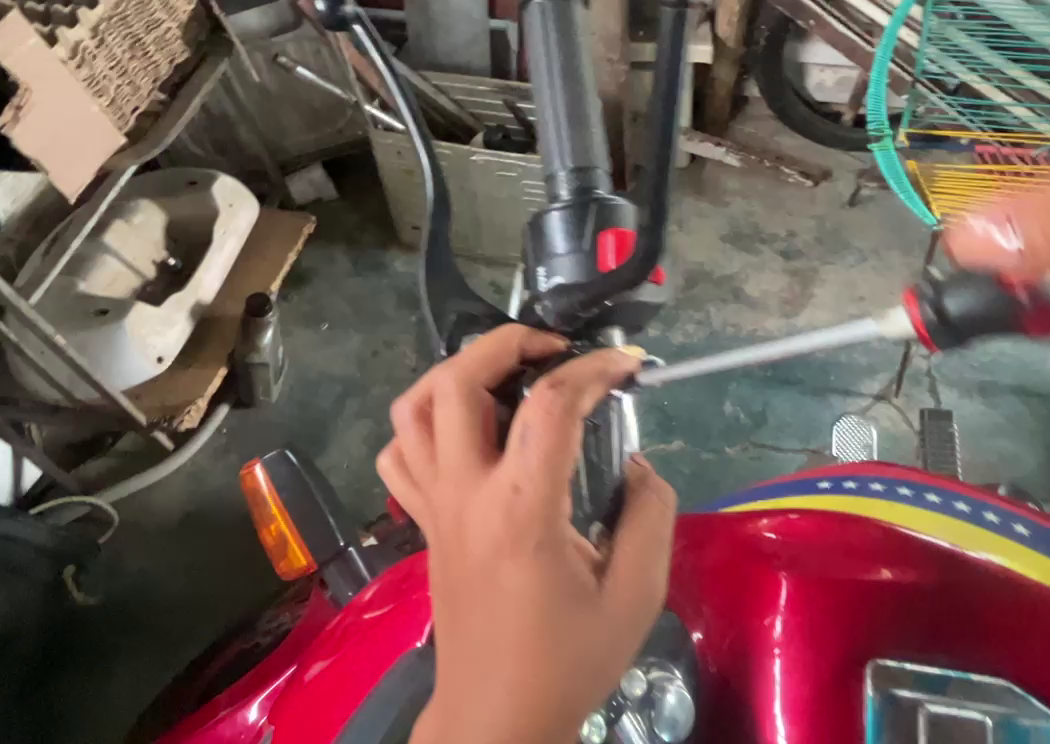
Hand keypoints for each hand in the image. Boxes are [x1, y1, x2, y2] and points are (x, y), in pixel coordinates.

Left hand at [377, 326, 677, 743]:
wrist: (496, 718)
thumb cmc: (567, 660)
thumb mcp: (636, 594)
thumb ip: (649, 513)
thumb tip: (636, 464)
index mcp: (522, 509)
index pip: (550, 405)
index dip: (594, 368)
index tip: (627, 364)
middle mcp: (466, 493)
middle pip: (456, 381)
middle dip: (506, 342)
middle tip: (554, 348)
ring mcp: (434, 503)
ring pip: (412, 407)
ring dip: (457, 370)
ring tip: (505, 373)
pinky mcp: (422, 519)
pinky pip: (399, 452)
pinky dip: (425, 420)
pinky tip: (465, 427)